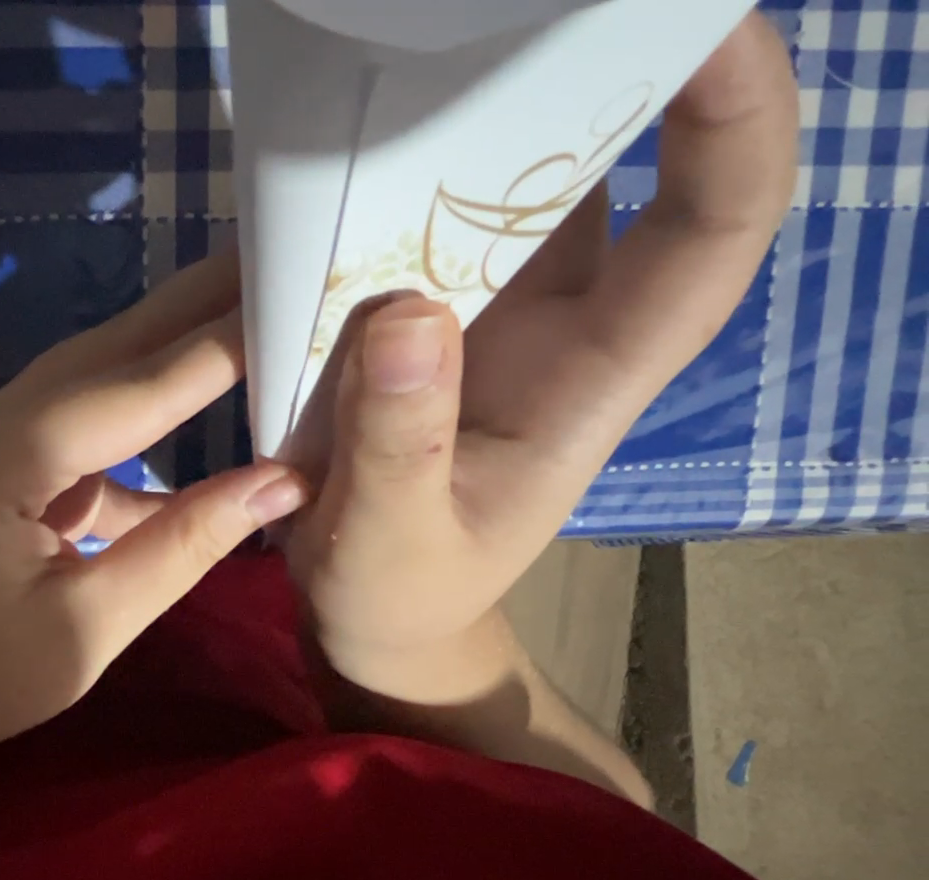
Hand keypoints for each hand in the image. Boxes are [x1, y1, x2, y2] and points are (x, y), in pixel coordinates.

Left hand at [0, 254, 306, 760]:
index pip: (134, 384)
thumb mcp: (94, 623)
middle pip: (105, 351)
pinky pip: (74, 428)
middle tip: (276, 258)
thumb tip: (285, 479)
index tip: (299, 292)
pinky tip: (191, 427)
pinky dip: (133, 423)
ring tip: (246, 318)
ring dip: (164, 354)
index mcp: (8, 457)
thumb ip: (185, 544)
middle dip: (192, 309)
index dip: (221, 343)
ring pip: (89, 379)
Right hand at [285, 13, 797, 702]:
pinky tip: (350, 166)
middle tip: (508, 27)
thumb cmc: (398, 593)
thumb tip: (401, 314)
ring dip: (476, 132)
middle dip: (595, 84)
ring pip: (505, 203)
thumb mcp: (392, 540)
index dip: (736, 126)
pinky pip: (412, 245)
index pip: (705, 239)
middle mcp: (550, 333)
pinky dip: (390, 197)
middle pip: (613, 185)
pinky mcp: (405, 338)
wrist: (373, 614)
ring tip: (425, 69)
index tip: (709, 24)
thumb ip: (398, 447)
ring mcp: (473, 330)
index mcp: (586, 384)